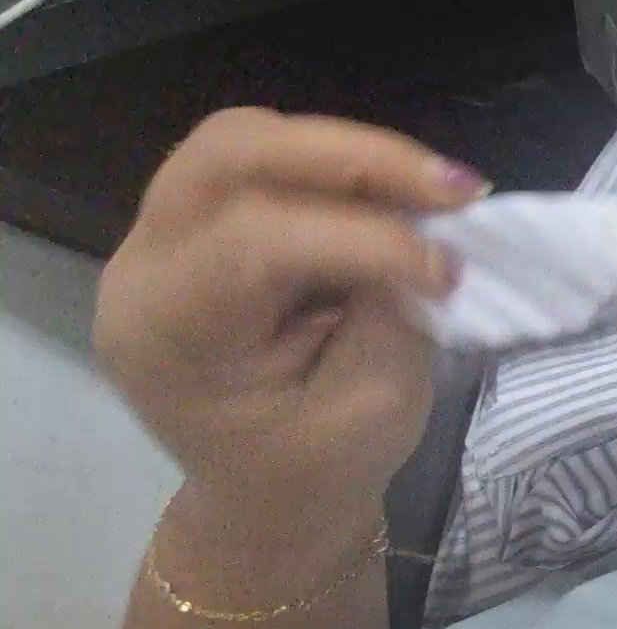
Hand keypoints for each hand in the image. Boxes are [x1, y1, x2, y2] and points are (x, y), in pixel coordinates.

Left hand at [92, 108, 488, 522]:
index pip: (258, 242)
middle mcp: (149, 265)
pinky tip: (411, 198)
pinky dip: (358, 168)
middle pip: (234, 153)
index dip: (372, 241)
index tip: (456, 275)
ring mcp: (176, 237)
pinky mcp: (220, 225)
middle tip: (456, 190)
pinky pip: (281, 161)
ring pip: (254, 139)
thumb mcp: (373, 401)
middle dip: (360, 158)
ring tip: (440, 191)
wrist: (274, 489)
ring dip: (360, 155)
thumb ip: (393, 309)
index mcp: (171, 332)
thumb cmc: (320, 463)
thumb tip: (429, 236)